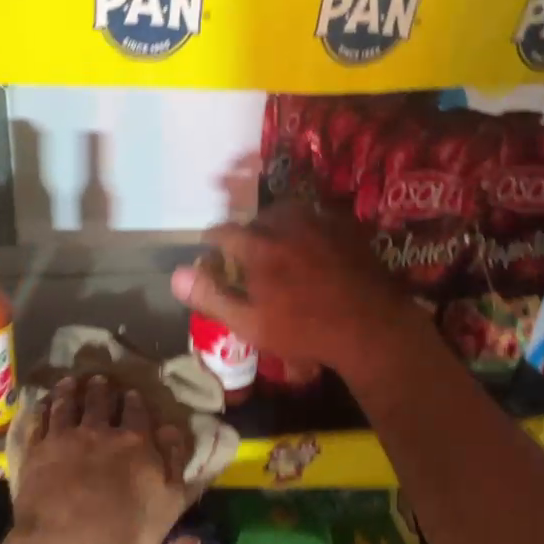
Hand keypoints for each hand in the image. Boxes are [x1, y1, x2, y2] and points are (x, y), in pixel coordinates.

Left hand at [8, 375, 189, 543]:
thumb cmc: (126, 531)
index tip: (132, 393)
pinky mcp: (38, 450)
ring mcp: (65, 438)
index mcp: (136, 443)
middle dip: (101, 389)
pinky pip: (41, 420)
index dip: (135, 402)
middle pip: (100, 403)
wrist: (68, 543)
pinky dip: (44, 407)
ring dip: (70, 390)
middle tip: (99, 379)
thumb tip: (174, 430)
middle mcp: (100, 431)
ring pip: (68, 404)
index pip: (137, 413)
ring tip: (70, 381)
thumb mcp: (169, 503)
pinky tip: (44, 403)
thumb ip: (175, 464)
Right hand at [171, 199, 425, 381]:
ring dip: (277, 225)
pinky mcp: (345, 226)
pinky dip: (307, 228)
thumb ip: (211, 297)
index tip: (210, 250)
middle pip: (255, 218)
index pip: (222, 232)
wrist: (368, 326)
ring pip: (287, 212)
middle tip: (247, 254)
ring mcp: (318, 221)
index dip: (212, 241)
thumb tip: (175, 275)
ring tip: (278, 246)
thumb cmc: (303, 331)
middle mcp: (284, 224)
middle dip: (247, 233)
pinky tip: (312, 248)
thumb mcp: (249, 324)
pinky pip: (317, 217)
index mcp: (256, 247)